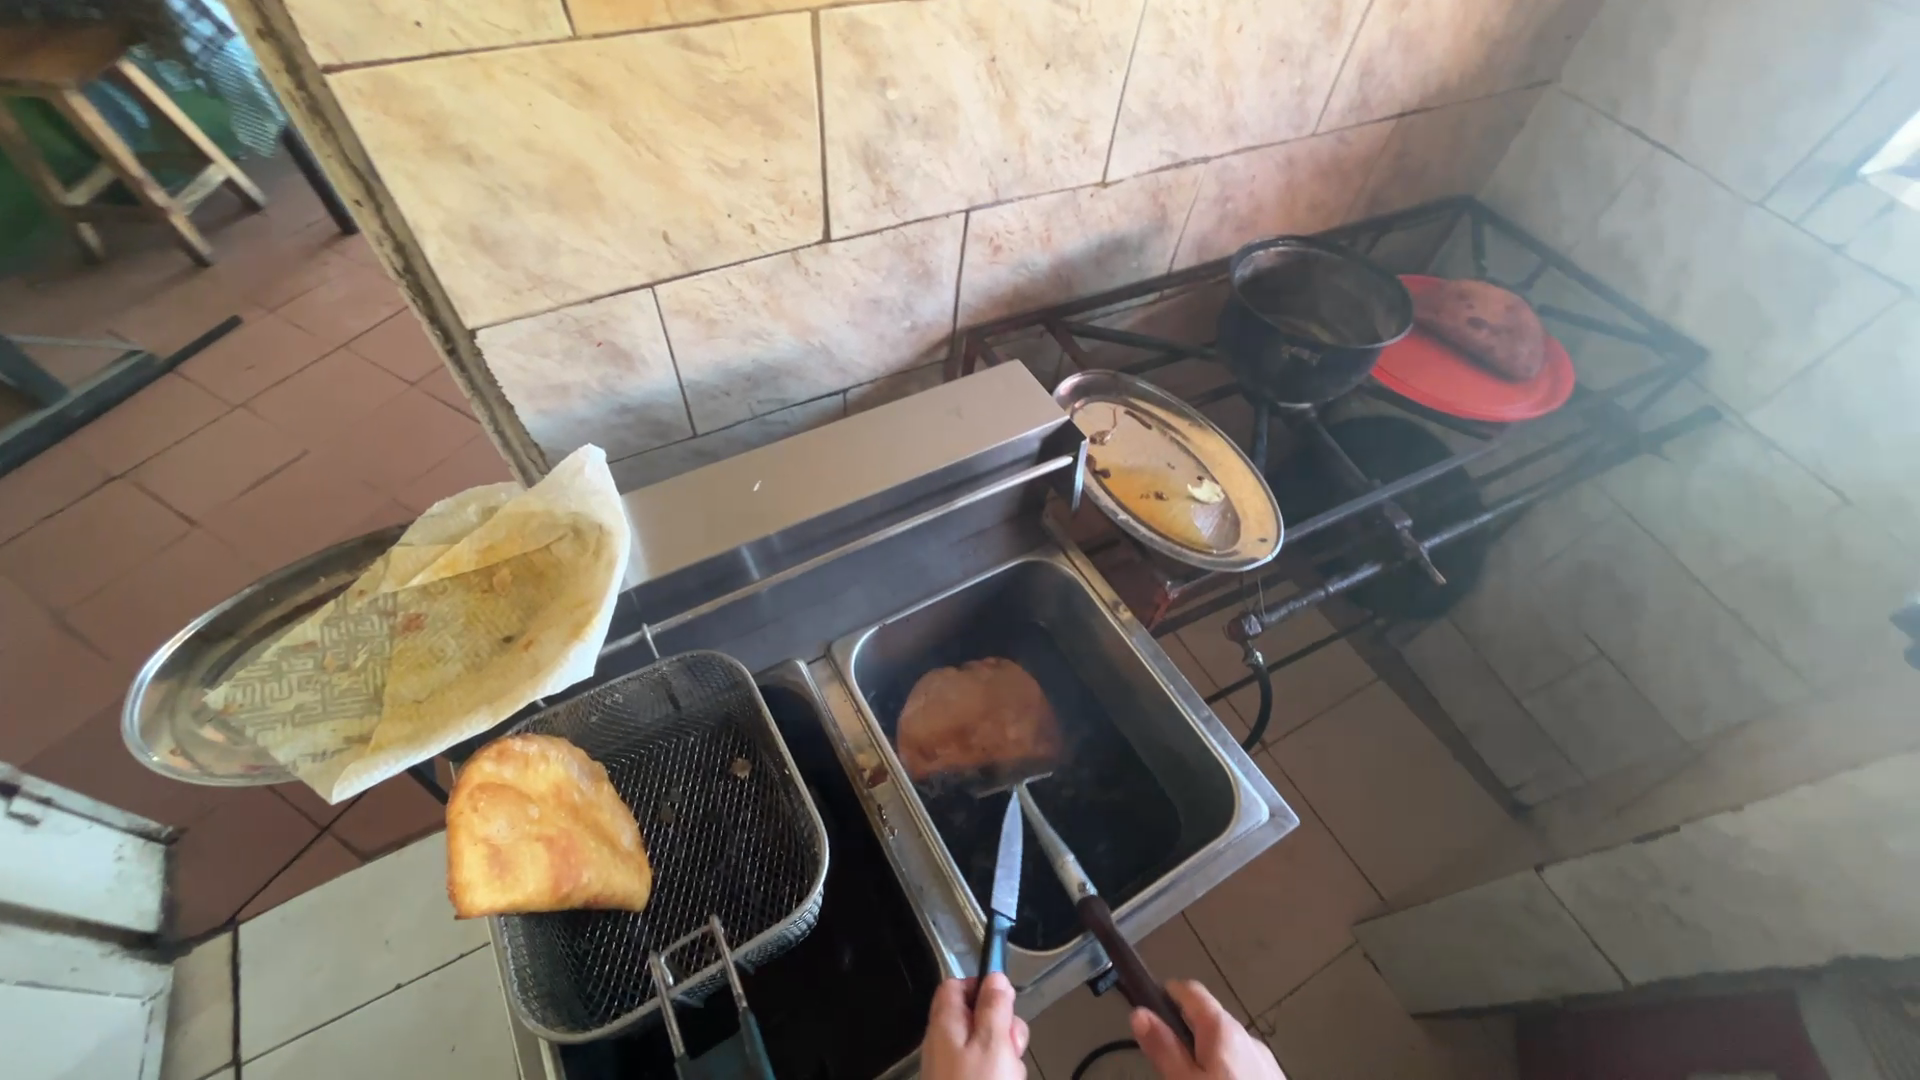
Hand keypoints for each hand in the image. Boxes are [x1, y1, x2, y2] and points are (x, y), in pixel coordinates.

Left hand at [920, 974, 1029, 1079]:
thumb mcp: (992, 1043)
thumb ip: (994, 1007)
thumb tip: (995, 977)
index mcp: (945, 1021)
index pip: (957, 984)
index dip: (983, 986)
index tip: (1005, 1000)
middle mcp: (942, 1041)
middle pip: (976, 1016)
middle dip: (1002, 1028)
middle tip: (1012, 1045)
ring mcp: (949, 1066)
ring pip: (984, 1046)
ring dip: (1005, 1056)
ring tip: (1008, 1074)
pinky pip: (983, 1069)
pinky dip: (998, 1074)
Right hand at [1131, 980, 1285, 1079]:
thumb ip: (1163, 1048)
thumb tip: (1139, 1014)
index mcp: (1223, 1027)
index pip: (1190, 989)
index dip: (1166, 994)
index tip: (1150, 1013)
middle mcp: (1247, 1035)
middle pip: (1208, 1020)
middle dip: (1185, 1035)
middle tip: (1168, 1063)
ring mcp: (1266, 1061)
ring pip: (1226, 1047)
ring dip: (1207, 1057)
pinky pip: (1243, 1067)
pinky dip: (1227, 1074)